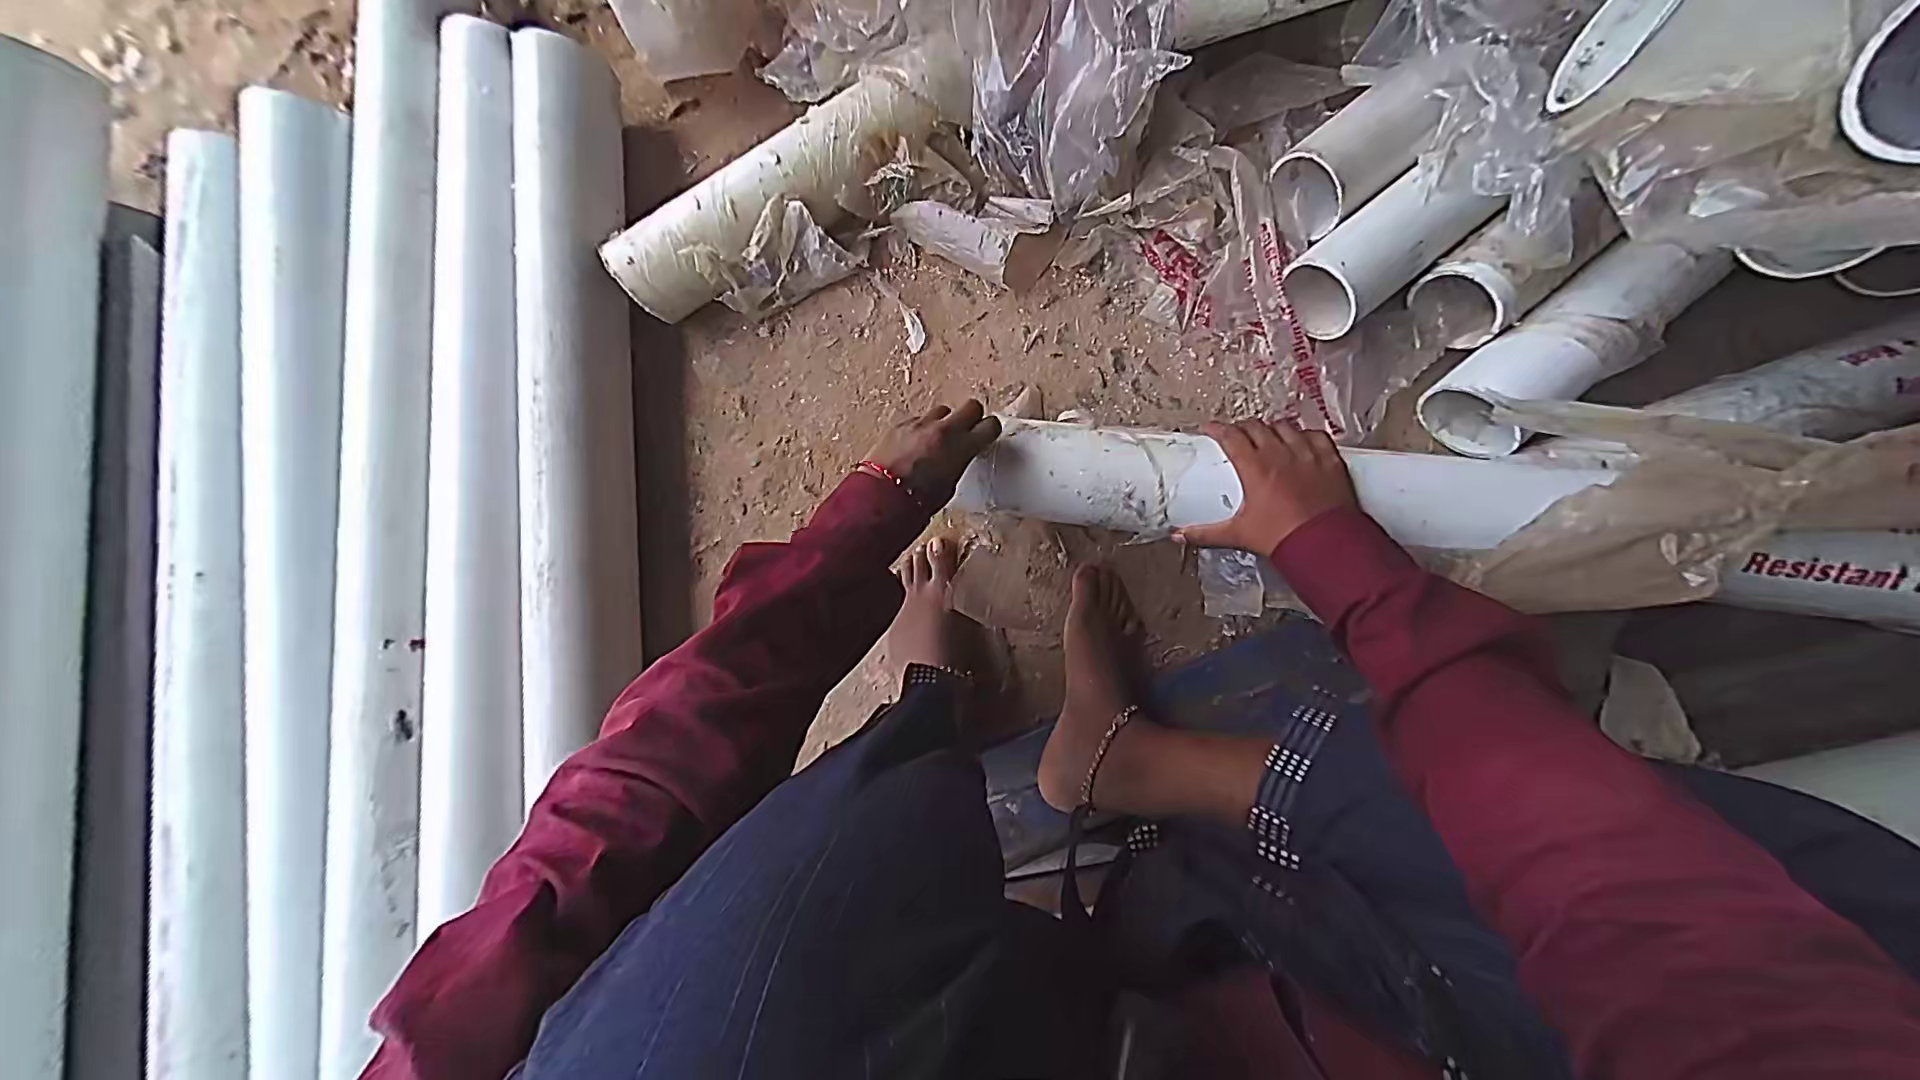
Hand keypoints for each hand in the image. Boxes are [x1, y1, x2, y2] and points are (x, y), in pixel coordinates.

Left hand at [863, 399, 1002, 507]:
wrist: (882, 497)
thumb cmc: (917, 501)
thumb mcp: (950, 484)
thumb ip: (959, 462)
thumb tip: (959, 456)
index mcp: (962, 446)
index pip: (989, 425)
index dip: (989, 430)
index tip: (987, 434)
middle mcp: (943, 429)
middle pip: (970, 406)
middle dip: (971, 417)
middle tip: (967, 430)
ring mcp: (920, 424)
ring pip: (942, 411)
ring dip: (943, 422)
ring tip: (937, 440)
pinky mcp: (900, 425)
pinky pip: (917, 420)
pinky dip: (920, 430)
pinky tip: (915, 446)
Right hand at [1176, 419, 1356, 554]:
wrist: (1325, 544)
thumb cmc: (1284, 537)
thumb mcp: (1239, 534)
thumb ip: (1206, 533)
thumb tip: (1182, 536)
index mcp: (1256, 468)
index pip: (1231, 437)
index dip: (1217, 429)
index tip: (1211, 429)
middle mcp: (1281, 455)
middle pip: (1257, 427)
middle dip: (1242, 427)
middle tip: (1236, 433)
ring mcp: (1307, 455)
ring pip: (1286, 427)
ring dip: (1272, 428)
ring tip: (1266, 434)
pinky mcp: (1330, 461)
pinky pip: (1316, 436)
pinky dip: (1305, 434)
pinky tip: (1301, 440)